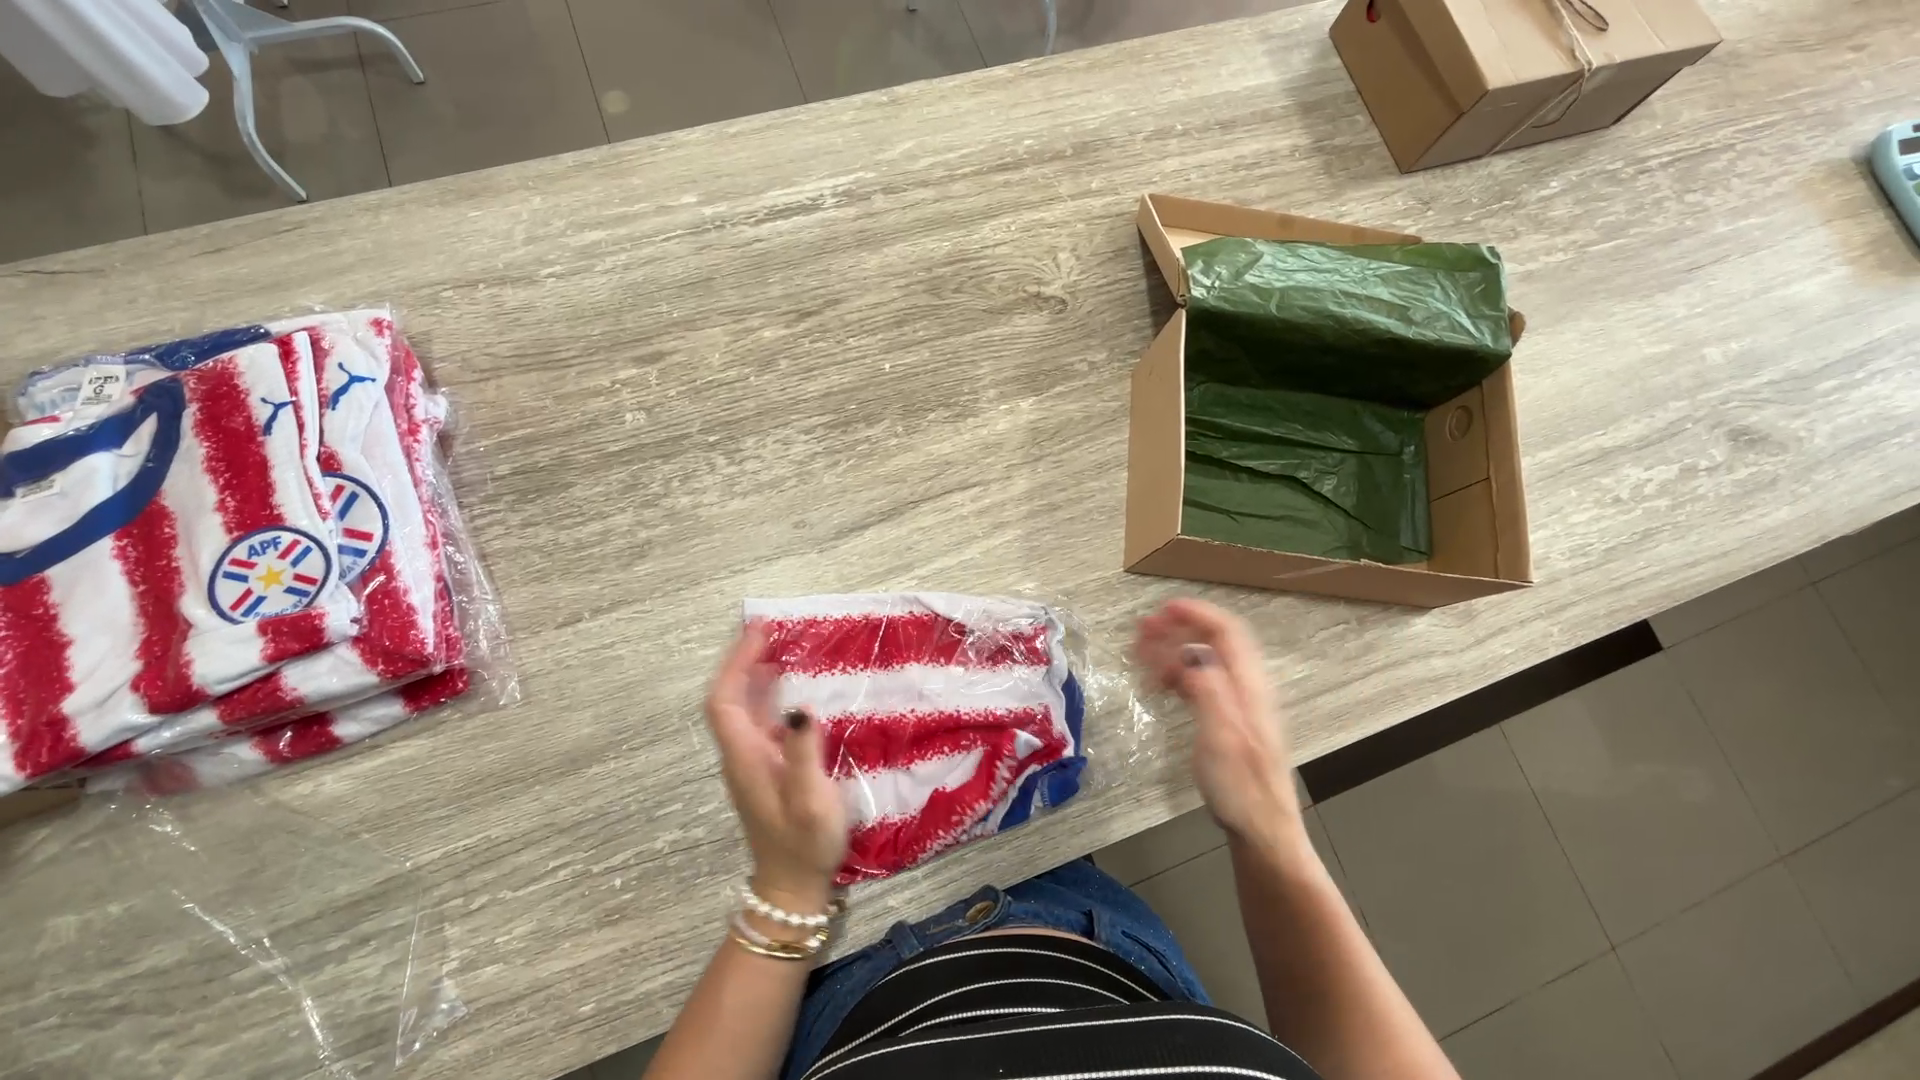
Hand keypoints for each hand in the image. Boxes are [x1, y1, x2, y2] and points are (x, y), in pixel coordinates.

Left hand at [705, 622, 848, 912]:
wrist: (793, 886)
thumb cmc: (804, 842)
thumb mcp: (810, 799)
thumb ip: (804, 753)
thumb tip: (802, 706)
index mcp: (745, 756)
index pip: (724, 699)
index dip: (736, 662)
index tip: (759, 631)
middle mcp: (742, 755)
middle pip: (729, 699)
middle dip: (744, 661)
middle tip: (774, 632)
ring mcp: (752, 764)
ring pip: (744, 710)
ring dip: (757, 677)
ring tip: (785, 651)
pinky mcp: (766, 772)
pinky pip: (761, 723)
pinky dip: (772, 699)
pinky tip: (796, 695)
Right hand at [1135, 598, 1301, 846]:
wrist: (1262, 830)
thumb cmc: (1241, 789)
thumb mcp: (1221, 737)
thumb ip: (1208, 690)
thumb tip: (1190, 652)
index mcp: (1248, 687)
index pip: (1226, 632)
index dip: (1196, 613)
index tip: (1161, 610)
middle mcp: (1246, 688)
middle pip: (1213, 641)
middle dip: (1178, 628)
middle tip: (1141, 629)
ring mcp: (1239, 705)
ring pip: (1205, 661)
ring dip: (1174, 649)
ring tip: (1141, 651)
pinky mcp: (1229, 722)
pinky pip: (1202, 683)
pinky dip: (1178, 674)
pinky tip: (1160, 683)